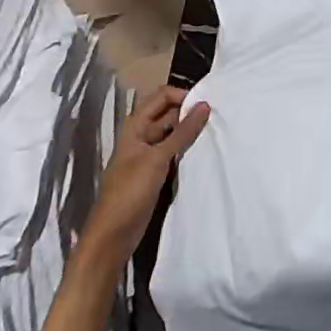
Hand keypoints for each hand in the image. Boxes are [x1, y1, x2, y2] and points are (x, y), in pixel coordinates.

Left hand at [83, 86, 209, 259]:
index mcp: (136, 126)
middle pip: (169, 112)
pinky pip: (176, 151)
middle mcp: (143, 135)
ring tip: (216, 131)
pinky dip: (189, 148)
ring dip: (191, 130)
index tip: (206, 104)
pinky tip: (205, 150)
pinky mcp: (157, 171)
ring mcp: (150, 154)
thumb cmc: (130, 192)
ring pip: (174, 132)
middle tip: (217, 116)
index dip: (183, 95)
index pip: (162, 96)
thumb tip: (204, 105)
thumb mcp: (157, 158)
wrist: (113, 235)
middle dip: (191, 111)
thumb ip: (182, 132)